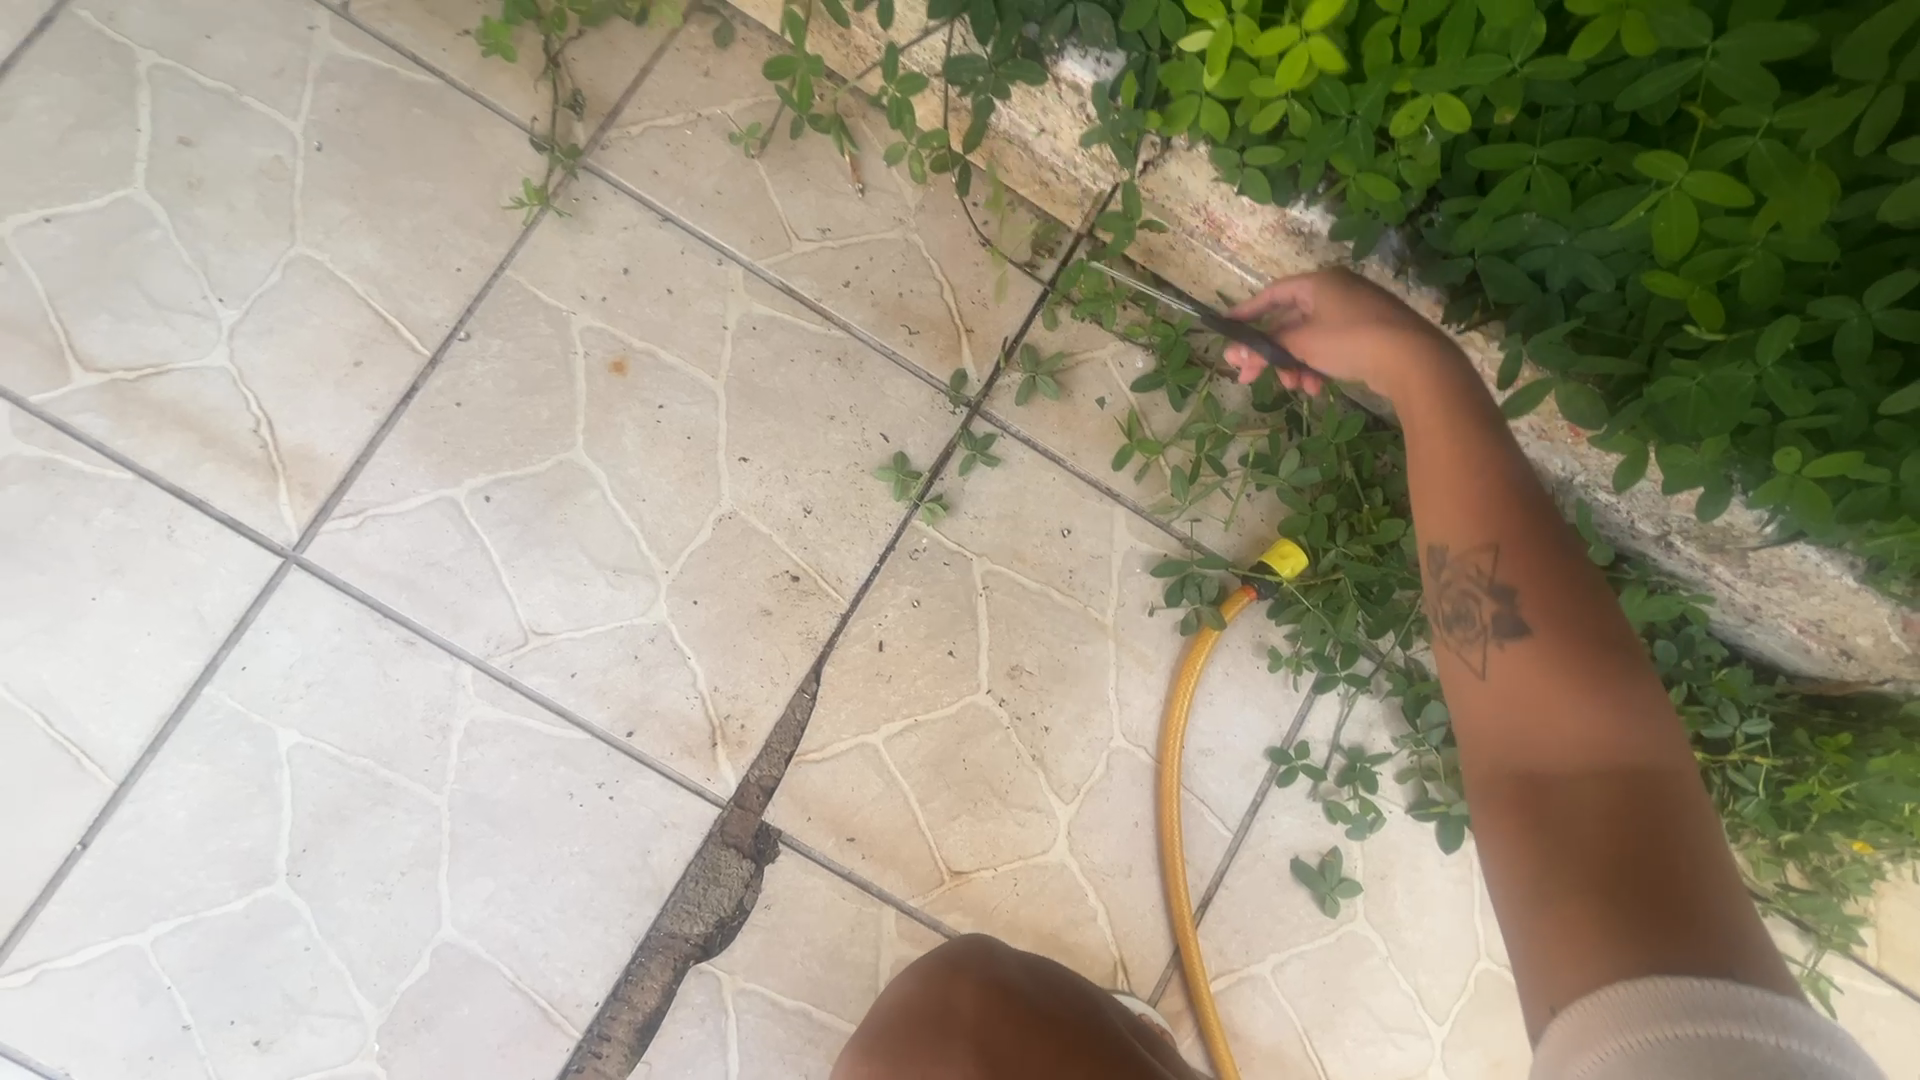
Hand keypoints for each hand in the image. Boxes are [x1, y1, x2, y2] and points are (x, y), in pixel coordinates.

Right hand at [1223, 267, 1464, 401]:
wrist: (1411, 358)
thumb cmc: (1349, 340)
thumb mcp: (1300, 342)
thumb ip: (1265, 346)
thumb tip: (1233, 354)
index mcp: (1319, 283)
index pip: (1273, 294)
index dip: (1247, 312)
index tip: (1227, 330)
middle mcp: (1336, 292)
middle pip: (1288, 322)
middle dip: (1270, 353)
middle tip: (1247, 376)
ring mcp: (1353, 313)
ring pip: (1308, 340)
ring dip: (1294, 365)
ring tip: (1293, 386)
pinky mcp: (1366, 335)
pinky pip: (1329, 349)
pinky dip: (1317, 367)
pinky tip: (1317, 388)